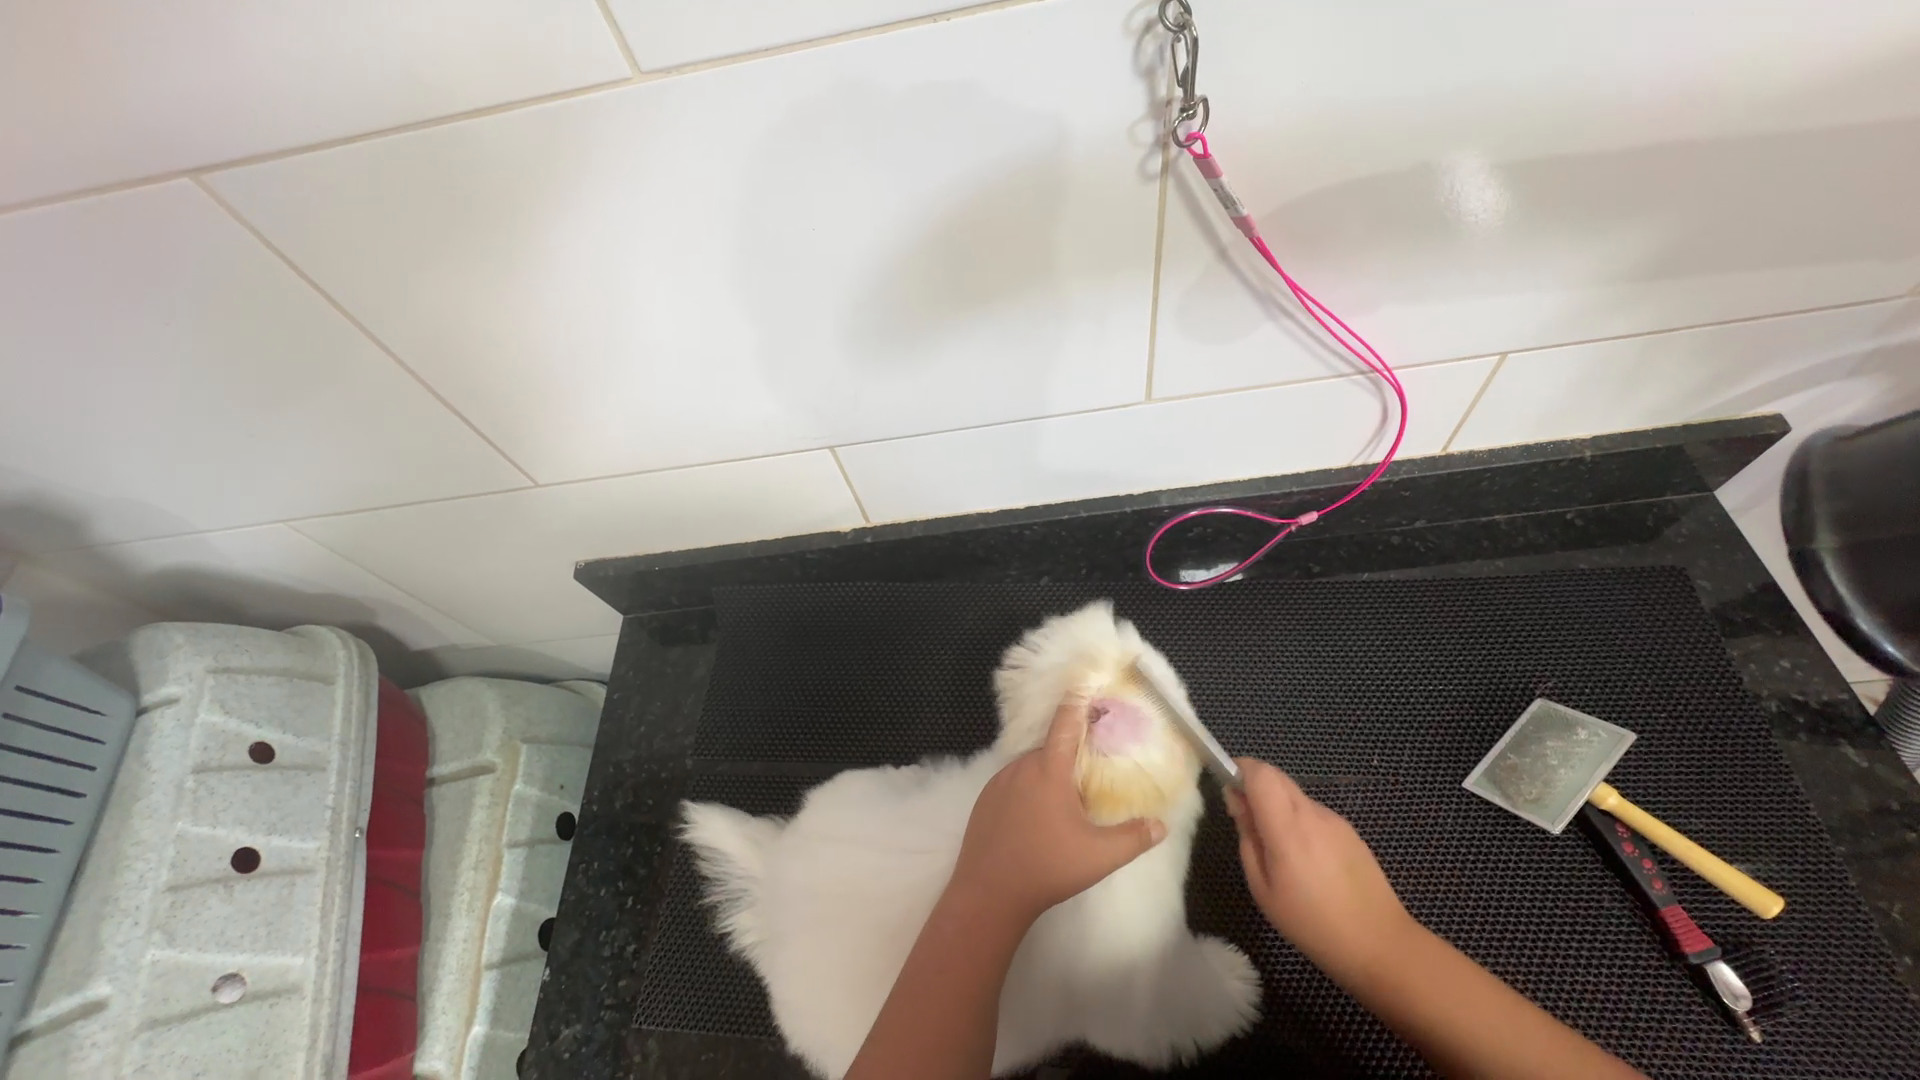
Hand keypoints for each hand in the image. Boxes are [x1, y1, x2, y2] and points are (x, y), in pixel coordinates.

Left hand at [947, 696, 1167, 925]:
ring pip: (1030, 765)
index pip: (1065, 722)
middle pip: (1050, 746)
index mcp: (1049, 769)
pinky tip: (1040, 813)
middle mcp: (1021, 767)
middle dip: (1070, 747)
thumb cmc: (1046, 868)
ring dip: (1049, 770)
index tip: (1087, 683)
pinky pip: (1013, 783)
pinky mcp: (985, 801)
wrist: (988, 894)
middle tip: (1094, 758)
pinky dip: (1029, 787)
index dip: (1077, 701)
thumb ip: (1133, 838)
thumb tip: (1161, 826)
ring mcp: (998, 783)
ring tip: (1070, 791)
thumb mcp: (1099, 856)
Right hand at [1227, 758, 1417, 983]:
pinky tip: (1306, 860)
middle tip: (1246, 820)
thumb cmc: (1311, 923)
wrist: (1380, 944)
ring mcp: (1335, 821)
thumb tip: (1237, 802)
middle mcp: (1312, 814)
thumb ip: (1247, 838)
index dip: (1239, 770)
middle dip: (1254, 785)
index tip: (1228, 791)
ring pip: (1295, 795)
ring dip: (1277, 805)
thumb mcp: (1262, 888)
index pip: (1260, 772)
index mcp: (1287, 827)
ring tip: (1278, 850)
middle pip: (1277, 776)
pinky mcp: (1350, 832)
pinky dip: (1299, 821)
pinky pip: (1314, 813)